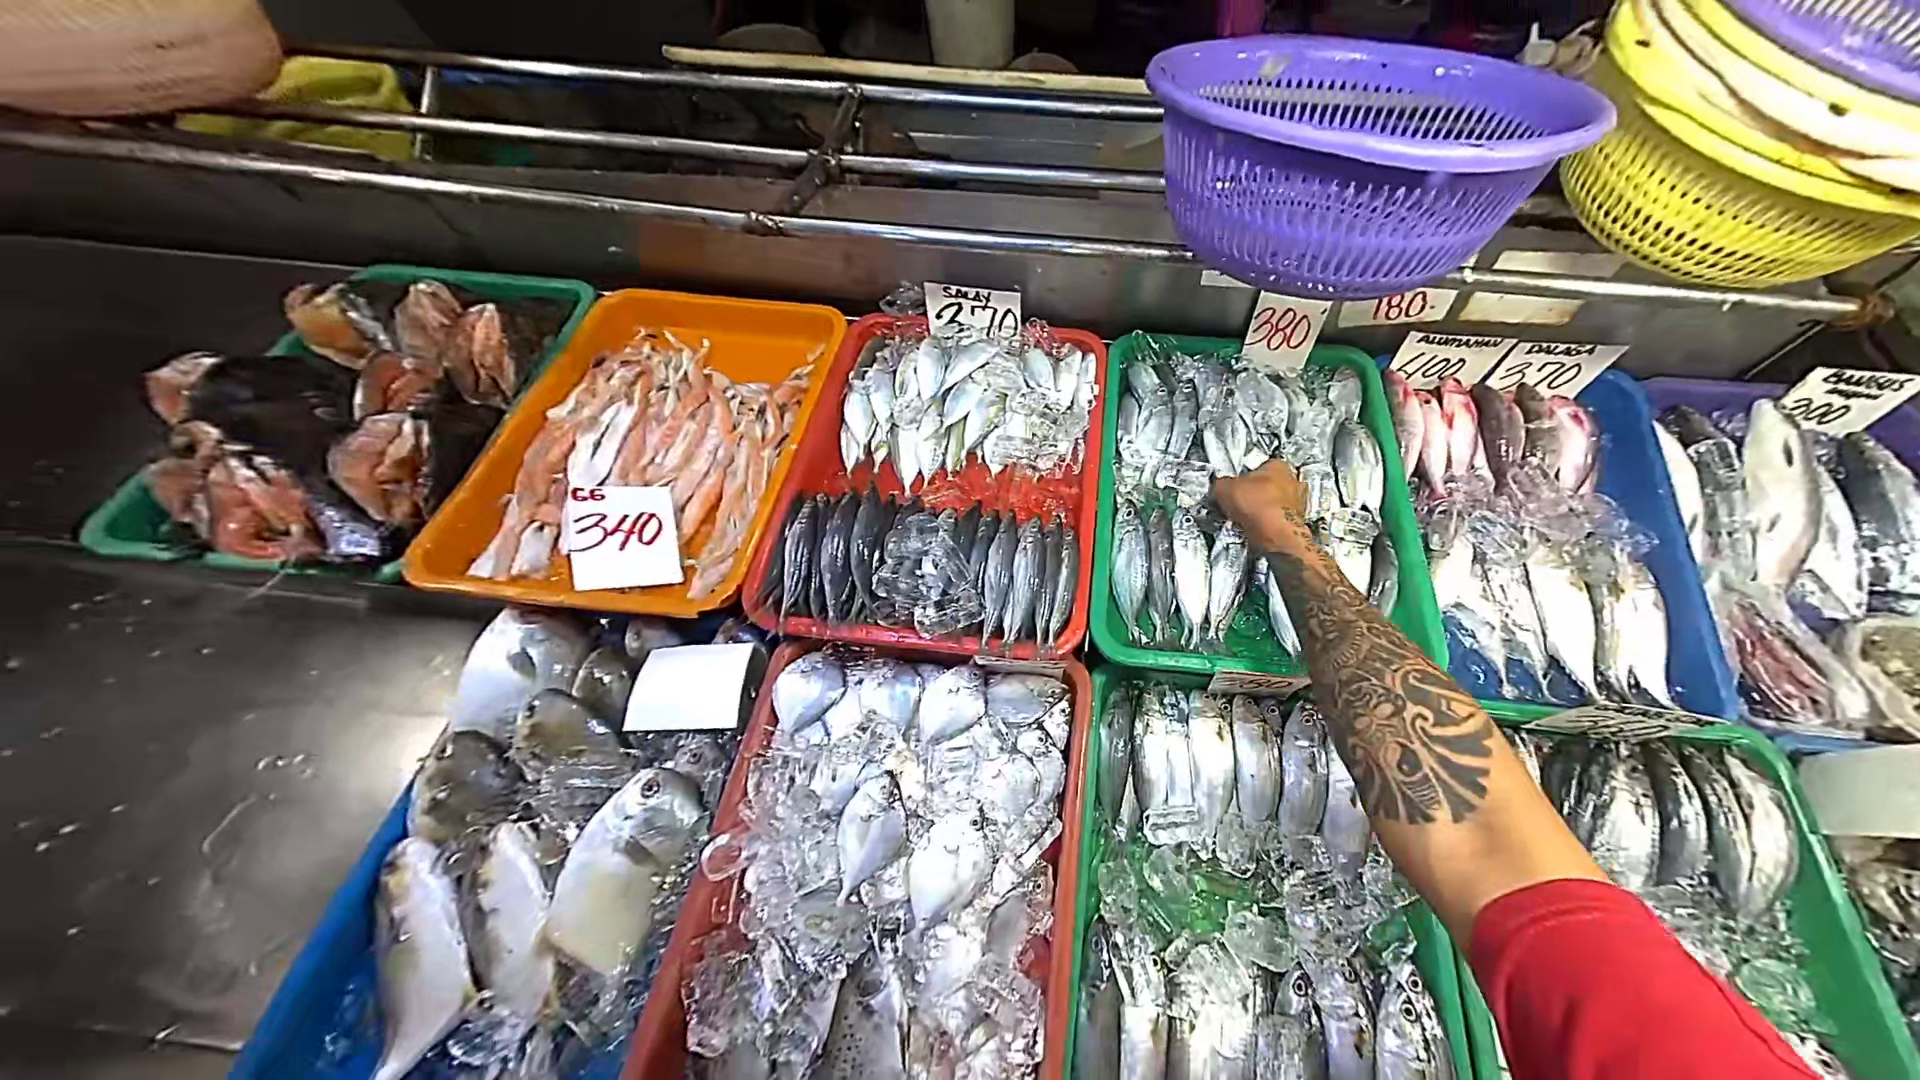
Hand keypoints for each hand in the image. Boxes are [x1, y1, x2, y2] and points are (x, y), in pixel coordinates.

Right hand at [1214, 460, 1313, 555]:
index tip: (1233, 484)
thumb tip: (1217, 487)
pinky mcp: (1296, 524)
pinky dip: (1265, 525)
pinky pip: (1275, 521)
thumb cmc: (1260, 507)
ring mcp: (1298, 504)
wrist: (1276, 536)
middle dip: (1252, 493)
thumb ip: (1220, 483)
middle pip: (1266, 485)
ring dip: (1258, 510)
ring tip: (1244, 518)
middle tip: (1237, 501)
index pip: (1258, 465)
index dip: (1242, 476)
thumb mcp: (1224, 488)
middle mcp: (1294, 482)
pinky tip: (1254, 528)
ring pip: (1271, 504)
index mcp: (1279, 465)